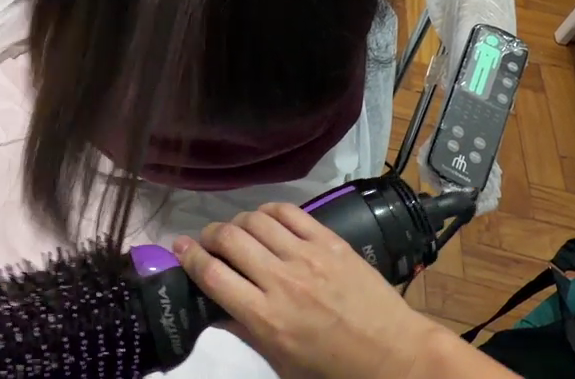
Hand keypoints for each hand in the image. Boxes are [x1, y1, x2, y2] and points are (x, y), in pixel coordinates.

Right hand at [174, 204, 467, 378]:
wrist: (395, 357)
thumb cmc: (335, 370)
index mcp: (266, 318)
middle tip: (206, 242)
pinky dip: (268, 211)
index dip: (188, 257)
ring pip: (254, 220)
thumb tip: (214, 305)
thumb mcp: (283, 364)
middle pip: (227, 239)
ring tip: (237, 233)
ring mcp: (306, 256)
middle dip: (208, 236)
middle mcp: (280, 281)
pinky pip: (287, 211)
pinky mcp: (328, 240)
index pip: (211, 275)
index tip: (178, 248)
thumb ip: (246, 331)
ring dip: (237, 223)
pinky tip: (265, 220)